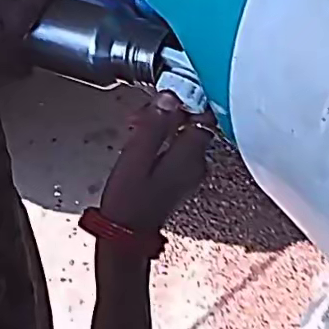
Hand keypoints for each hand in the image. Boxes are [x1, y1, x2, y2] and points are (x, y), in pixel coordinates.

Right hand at [98, 92, 213, 232]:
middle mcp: (196, 163)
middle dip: (169, 112)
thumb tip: (169, 97)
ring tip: (137, 127)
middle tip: (143, 114)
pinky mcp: (179, 178)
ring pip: (183, 134)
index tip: (166, 93)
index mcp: (189, 155)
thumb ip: (154, 125)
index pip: (203, 114)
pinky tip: (142, 143)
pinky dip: (161, 140)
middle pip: (193, 122)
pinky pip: (176, 148)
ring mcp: (190, 172)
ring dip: (163, 125)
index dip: (186, 98)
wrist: (125, 235)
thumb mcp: (135, 156)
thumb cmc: (128, 200)